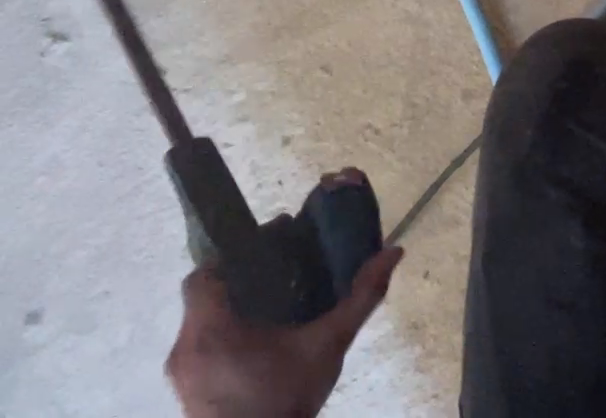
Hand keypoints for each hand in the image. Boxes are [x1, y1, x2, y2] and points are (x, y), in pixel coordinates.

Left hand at [166, 173, 403, 417]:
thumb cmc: (286, 395)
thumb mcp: (331, 342)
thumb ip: (361, 295)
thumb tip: (393, 251)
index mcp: (212, 332)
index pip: (203, 277)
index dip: (234, 253)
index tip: (274, 240)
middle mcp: (187, 348)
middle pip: (206, 295)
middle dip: (244, 273)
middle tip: (288, 261)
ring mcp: (183, 371)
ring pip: (204, 319)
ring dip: (237, 299)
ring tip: (282, 292)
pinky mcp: (189, 387)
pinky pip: (204, 340)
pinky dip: (231, 324)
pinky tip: (268, 328)